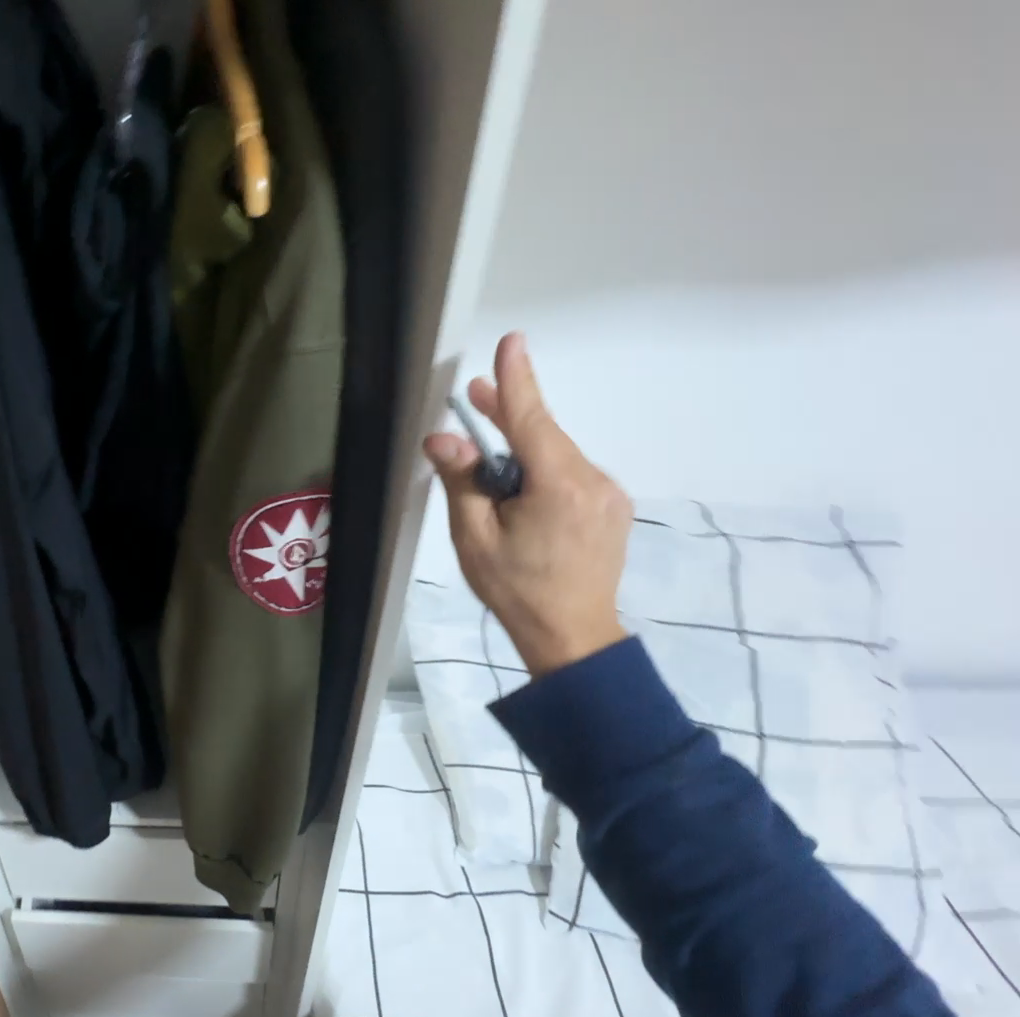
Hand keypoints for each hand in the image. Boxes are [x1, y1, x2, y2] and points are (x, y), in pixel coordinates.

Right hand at [423, 333, 631, 675]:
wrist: (572, 636)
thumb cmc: (515, 589)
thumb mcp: (473, 537)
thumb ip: (463, 482)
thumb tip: (444, 439)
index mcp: (559, 486)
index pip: (532, 420)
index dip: (516, 380)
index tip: (511, 342)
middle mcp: (592, 481)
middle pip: (545, 435)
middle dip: (510, 413)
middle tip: (472, 395)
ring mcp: (608, 495)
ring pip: (557, 457)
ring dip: (522, 448)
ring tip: (484, 457)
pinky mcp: (611, 509)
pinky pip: (570, 475)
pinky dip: (541, 470)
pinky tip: (517, 489)